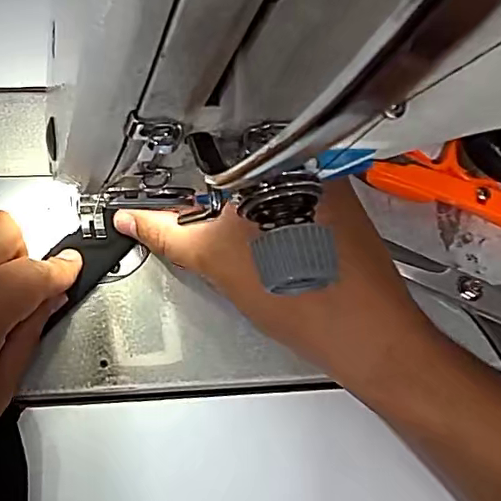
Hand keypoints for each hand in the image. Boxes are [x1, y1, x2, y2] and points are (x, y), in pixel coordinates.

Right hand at [115, 180, 435, 381]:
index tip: (163, 205)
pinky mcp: (336, 204)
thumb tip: (135, 219)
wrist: (364, 334)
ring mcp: (323, 184)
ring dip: (243, 215)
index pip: (204, 165)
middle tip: (214, 244)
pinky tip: (274, 256)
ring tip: (252, 255)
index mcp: (267, 167)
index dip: (179, 191)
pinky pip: (287, 204)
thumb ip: (168, 234)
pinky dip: (271, 223)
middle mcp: (300, 166)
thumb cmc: (307, 303)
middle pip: (233, 176)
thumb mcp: (216, 264)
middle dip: (213, 206)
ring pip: (260, 191)